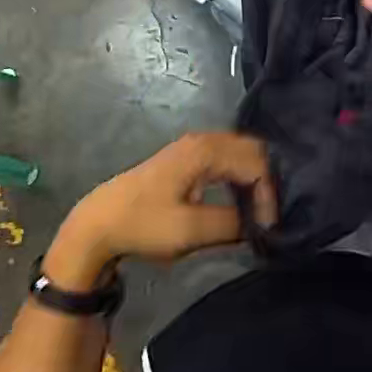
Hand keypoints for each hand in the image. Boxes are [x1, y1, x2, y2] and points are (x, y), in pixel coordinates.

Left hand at [44, 133, 276, 289]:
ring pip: (239, 153)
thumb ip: (231, 225)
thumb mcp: (190, 231)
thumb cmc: (144, 223)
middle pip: (251, 150)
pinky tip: (240, 202)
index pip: (256, 163)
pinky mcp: (187, 159)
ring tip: (259, 213)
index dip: (269, 195)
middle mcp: (203, 141)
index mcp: (205, 150)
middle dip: (266, 182)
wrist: (101, 222)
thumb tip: (260, 226)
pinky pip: (226, 160)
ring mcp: (194, 147)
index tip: (267, 228)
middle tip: (269, 218)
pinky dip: (239, 177)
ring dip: (253, 180)